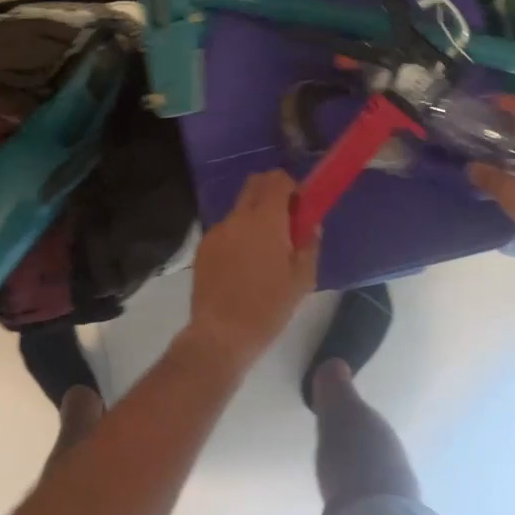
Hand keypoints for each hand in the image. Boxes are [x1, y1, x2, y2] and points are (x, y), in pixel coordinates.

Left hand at [188, 170, 318, 363]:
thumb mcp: (302, 279)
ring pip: (240, 209)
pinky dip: (238, 236)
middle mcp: (238, 217)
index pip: (277, 179)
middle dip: (272, 193)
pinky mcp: (204, 247)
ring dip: (255, 218)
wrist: (221, 334)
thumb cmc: (268, 307)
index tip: (299, 207)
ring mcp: (217, 231)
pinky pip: (226, 230)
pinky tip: (242, 267)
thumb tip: (310, 224)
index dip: (291, 186)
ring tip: (263, 253)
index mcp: (266, 220)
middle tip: (285, 222)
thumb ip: (309, 243)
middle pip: (255, 184)